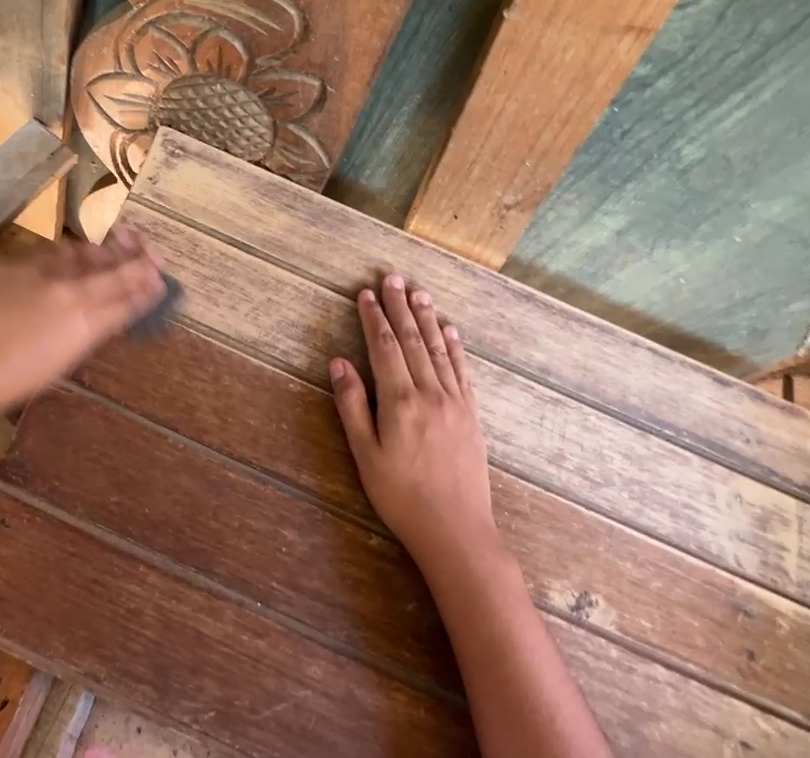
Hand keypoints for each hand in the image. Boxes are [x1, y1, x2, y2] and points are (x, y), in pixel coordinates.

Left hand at [0, 224, 165, 415]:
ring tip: (122, 245)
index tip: (160, 281)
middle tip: (153, 254)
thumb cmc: (4, 384)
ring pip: (85, 252)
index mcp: (85, 322)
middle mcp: (70, 289)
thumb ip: (85, 334)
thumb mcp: (58, 365)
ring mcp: (41, 270)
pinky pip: (54, 249)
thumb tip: (103, 317)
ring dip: (106, 250)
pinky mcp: (14, 261)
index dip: (147, 288)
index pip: (127, 299)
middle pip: (114, 269)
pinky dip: (72, 251)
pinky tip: (77, 252)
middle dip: (138, 261)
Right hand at [329, 273, 496, 558]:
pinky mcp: (471, 415)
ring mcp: (456, 402)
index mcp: (400, 401)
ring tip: (418, 292)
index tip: (365, 293)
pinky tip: (450, 330)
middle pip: (413, 340)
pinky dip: (454, 346)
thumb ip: (352, 404)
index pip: (385, 347)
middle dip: (400, 307)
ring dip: (427, 318)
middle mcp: (431, 393)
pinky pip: (462, 370)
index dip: (374, 317)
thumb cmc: (400, 496)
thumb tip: (338, 362)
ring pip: (439, 349)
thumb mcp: (364, 454)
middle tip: (392, 277)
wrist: (456, 531)